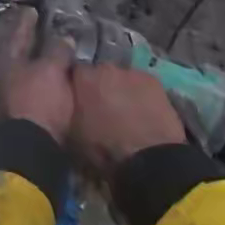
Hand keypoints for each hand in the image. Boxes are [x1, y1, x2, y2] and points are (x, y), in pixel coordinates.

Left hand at [0, 5, 74, 141]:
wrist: (28, 147)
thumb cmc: (40, 102)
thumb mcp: (54, 71)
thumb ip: (57, 50)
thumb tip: (63, 37)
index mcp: (5, 57)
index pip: (17, 32)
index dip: (26, 20)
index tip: (32, 10)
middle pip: (3, 47)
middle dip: (12, 35)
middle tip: (21, 25)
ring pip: (3, 65)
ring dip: (12, 55)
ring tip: (24, 48)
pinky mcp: (0, 110)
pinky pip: (6, 81)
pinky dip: (14, 73)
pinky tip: (24, 73)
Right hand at [68, 63, 185, 177]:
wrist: (149, 156)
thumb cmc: (105, 149)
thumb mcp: (73, 133)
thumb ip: (69, 109)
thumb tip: (69, 101)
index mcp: (84, 79)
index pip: (74, 72)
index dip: (77, 86)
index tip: (78, 100)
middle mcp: (107, 68)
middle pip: (100, 72)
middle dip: (100, 86)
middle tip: (102, 108)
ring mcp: (133, 72)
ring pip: (122, 78)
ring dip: (121, 89)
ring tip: (126, 112)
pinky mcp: (155, 80)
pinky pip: (141, 84)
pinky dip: (140, 95)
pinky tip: (144, 112)